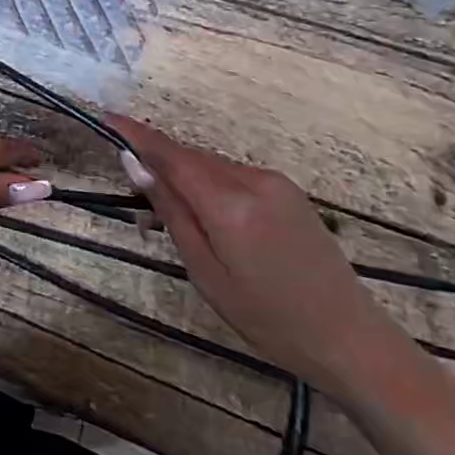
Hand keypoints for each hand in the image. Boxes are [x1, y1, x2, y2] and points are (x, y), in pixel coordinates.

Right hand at [110, 115, 380, 380]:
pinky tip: (210, 221)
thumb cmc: (267, 318)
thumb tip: (136, 164)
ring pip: (212, 167)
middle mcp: (252, 179)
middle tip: (141, 212)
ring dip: (186, 181)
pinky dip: (211, 188)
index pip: (171, 154)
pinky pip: (235, 177)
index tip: (106, 119)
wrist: (347, 335)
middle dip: (159, 170)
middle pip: (191, 158)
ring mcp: (275, 182)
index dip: (136, 134)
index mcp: (229, 202)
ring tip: (174, 225)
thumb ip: (172, 212)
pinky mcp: (288, 191)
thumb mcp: (206, 272)